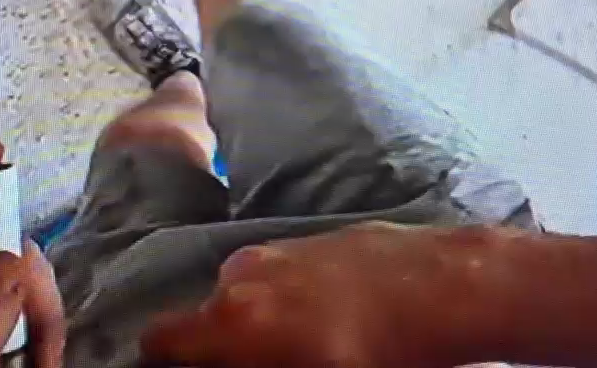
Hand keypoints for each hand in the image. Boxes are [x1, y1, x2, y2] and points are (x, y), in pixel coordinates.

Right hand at [141, 222, 515, 367]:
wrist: (434, 285)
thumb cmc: (374, 353)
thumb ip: (256, 367)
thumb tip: (236, 359)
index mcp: (233, 320)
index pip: (162, 338)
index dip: (164, 360)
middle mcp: (238, 276)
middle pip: (207, 321)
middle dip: (223, 349)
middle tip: (261, 365)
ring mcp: (268, 251)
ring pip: (240, 299)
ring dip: (255, 326)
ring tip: (300, 349)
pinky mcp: (297, 240)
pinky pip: (269, 280)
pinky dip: (279, 303)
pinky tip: (322, 322)